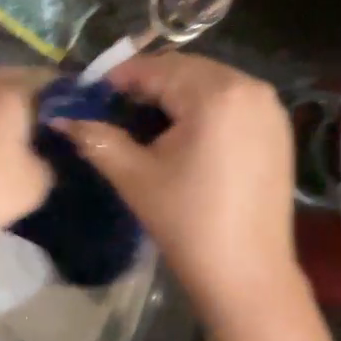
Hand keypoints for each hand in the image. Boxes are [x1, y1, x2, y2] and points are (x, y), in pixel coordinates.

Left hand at [0, 67, 54, 256]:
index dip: (68, 96)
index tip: (80, 118)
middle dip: (36, 99)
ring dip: (8, 110)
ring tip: (24, 140)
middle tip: (53, 127)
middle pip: (16, 80)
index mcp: (9, 91)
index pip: (49, 79)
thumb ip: (52, 159)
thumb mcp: (38, 182)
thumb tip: (46, 152)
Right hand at [52, 53, 296, 311]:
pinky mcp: (279, 131)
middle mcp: (250, 87)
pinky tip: (183, 140)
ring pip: (211, 86)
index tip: (89, 95)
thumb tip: (62, 118)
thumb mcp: (134, 177)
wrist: (246, 271)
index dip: (118, 79)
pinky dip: (204, 112)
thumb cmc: (186, 223)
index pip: (156, 69)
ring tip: (145, 127)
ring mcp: (270, 109)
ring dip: (176, 98)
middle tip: (113, 112)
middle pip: (186, 72)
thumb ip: (97, 138)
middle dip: (148, 87)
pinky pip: (233, 105)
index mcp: (215, 93)